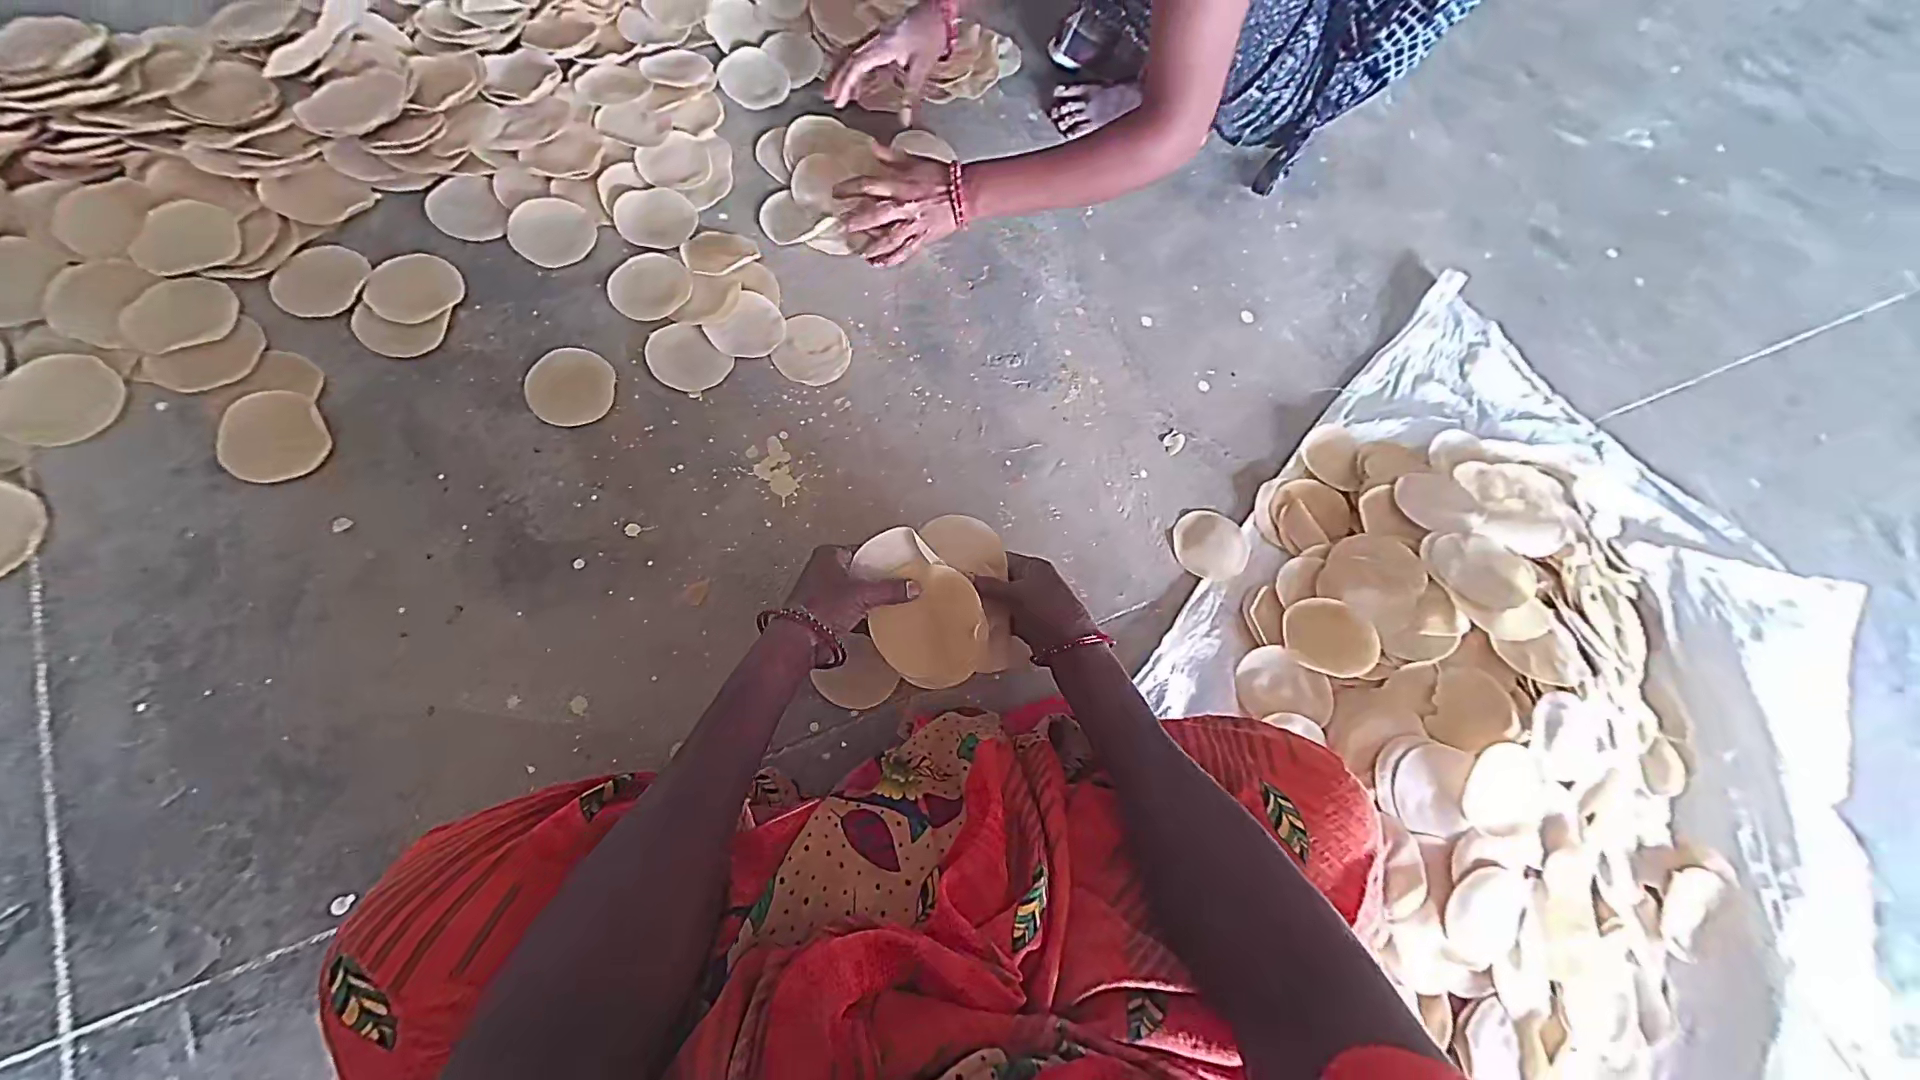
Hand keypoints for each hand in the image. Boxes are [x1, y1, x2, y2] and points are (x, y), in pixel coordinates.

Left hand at [783, 545, 919, 636]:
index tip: (897, 564)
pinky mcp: (824, 613)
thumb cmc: (823, 606)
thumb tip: (913, 587)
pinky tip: (876, 620)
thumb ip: (890, 589)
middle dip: (876, 580)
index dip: (879, 557)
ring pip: (853, 592)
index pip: (861, 550)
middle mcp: (822, 571)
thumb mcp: (863, 594)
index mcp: (828, 556)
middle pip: (858, 572)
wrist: (802, 639)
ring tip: (890, 601)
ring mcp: (821, 593)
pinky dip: (862, 614)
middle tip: (897, 582)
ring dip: (868, 598)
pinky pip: (849, 610)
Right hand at [826, 0, 948, 123]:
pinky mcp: (883, 38)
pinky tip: (856, 83)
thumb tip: (905, 121)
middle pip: (850, 59)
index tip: (839, 102)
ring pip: (854, 55)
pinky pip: (864, 53)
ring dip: (844, 73)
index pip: (858, 65)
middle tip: (829, 98)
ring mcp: (878, 36)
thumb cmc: (931, 37)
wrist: (940, 13)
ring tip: (836, 92)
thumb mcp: (921, 68)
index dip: (846, 84)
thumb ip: (910, 95)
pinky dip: (857, 69)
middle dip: (838, 79)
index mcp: (884, 46)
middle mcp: (877, 39)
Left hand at [835, 147, 959, 266]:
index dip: (849, 189)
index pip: (868, 186)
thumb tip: (872, 147)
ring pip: (887, 239)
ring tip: (858, 250)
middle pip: (874, 216)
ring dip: (871, 246)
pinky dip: (889, 259)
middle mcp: (903, 207)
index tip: (836, 193)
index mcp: (899, 185)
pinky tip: (877, 263)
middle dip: (857, 221)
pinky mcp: (921, 239)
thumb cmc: (939, 175)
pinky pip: (903, 252)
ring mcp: (912, 226)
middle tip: (842, 225)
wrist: (963, 193)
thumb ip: (891, 157)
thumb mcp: (914, 160)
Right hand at [970, 552, 1099, 653]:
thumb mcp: (1014, 595)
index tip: (965, 571)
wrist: (1068, 645)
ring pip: (1007, 600)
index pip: (1004, 559)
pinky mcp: (1035, 621)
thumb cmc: (1044, 611)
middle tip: (964, 591)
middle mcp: (1037, 581)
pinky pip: (1011, 616)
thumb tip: (969, 577)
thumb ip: (990, 585)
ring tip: (970, 607)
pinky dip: (1001, 619)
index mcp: (1034, 566)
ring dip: (993, 605)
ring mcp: (1036, 602)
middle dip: (986, 586)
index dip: (985, 564)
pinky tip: (985, 623)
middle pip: (1005, 580)